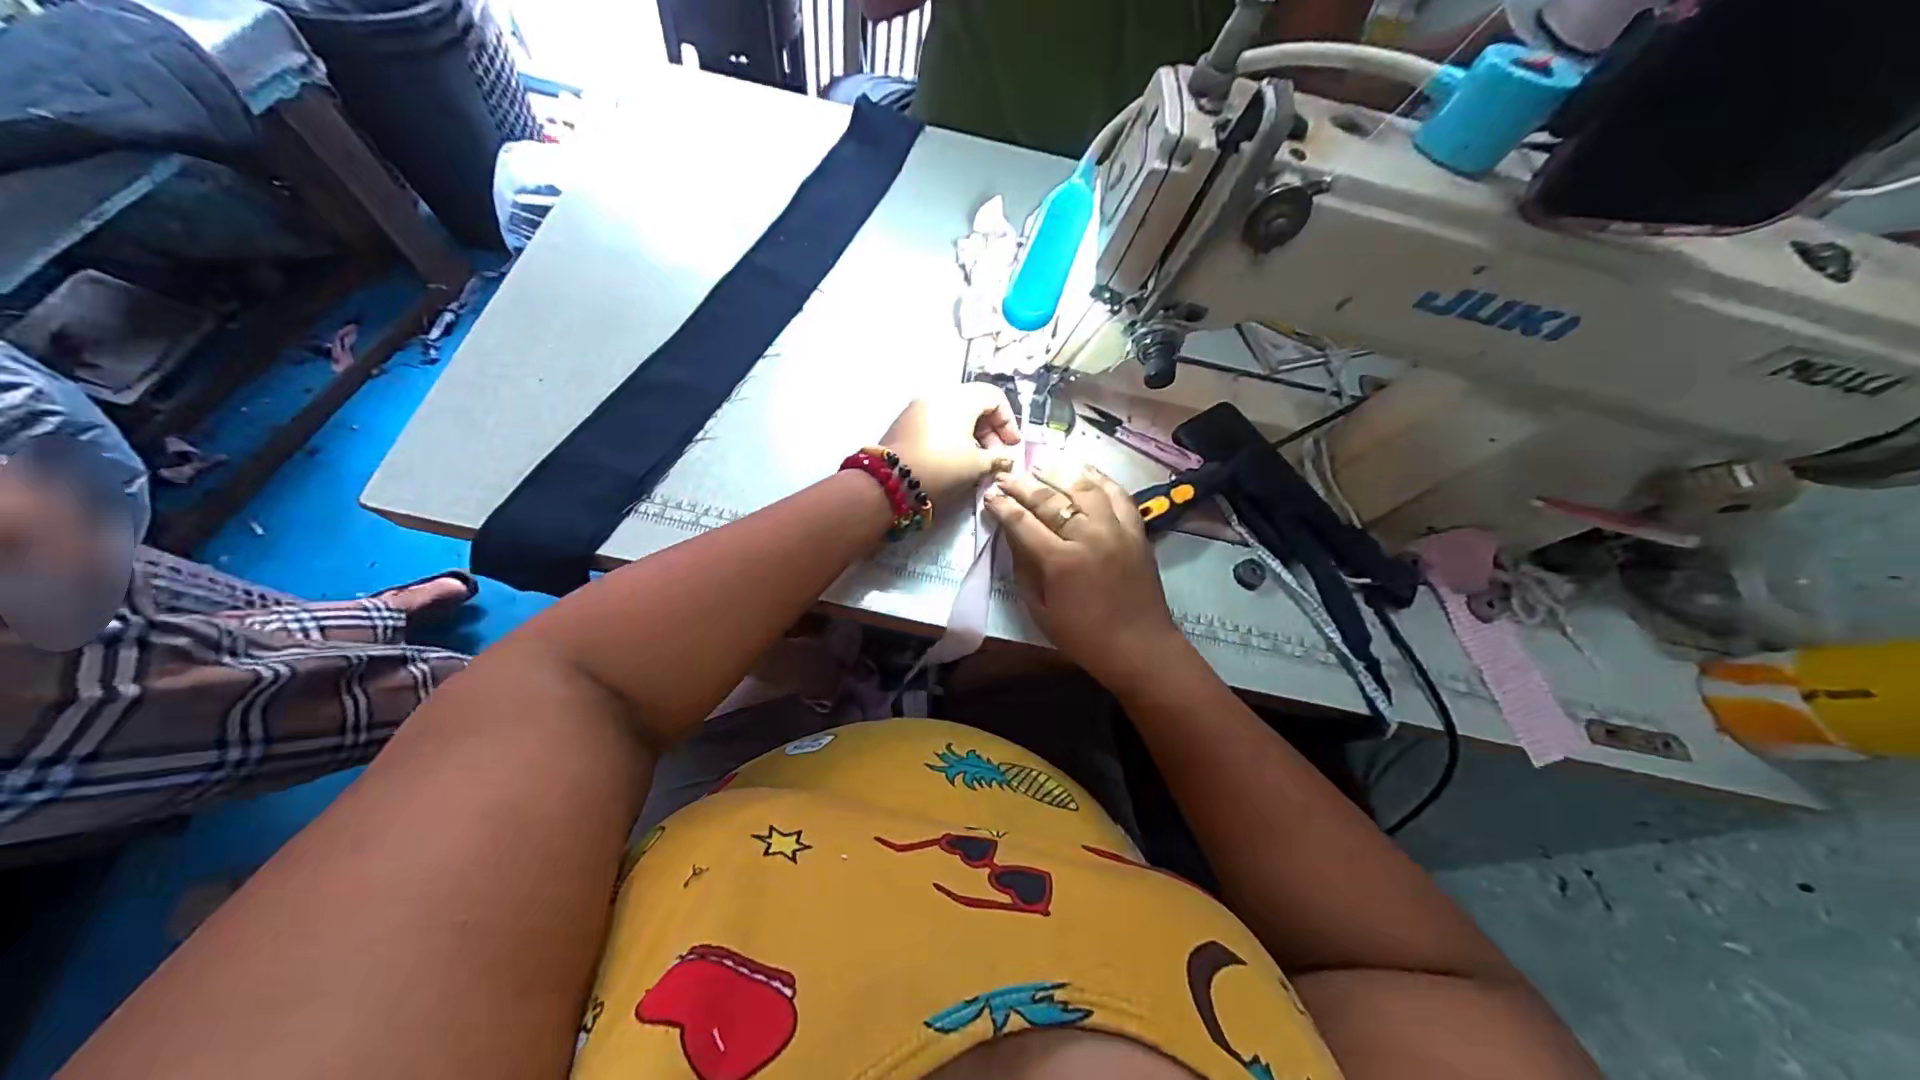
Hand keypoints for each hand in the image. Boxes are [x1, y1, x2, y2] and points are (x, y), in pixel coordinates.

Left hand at [878, 383, 1021, 512]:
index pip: (994, 397)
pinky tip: (954, 460)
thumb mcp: (976, 465)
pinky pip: (937, 422)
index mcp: (959, 398)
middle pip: (974, 404)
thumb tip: (1007, 460)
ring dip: (972, 435)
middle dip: (990, 431)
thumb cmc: (941, 467)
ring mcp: (919, 407)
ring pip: (955, 414)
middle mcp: (938, 395)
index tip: (1011, 446)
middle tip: (995, 457)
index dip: (1008, 421)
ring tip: (976, 462)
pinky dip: (952, 436)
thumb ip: (998, 459)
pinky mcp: (906, 423)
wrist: (890, 480)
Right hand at [984, 463, 1182, 688]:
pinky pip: (1118, 494)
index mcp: (1061, 561)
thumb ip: (1024, 569)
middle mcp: (1089, 536)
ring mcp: (1117, 529)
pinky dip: (1099, 479)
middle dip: (1023, 485)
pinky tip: (1084, 472)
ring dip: (1059, 472)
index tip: (989, 495)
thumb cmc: (1084, 637)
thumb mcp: (1040, 610)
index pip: (1023, 522)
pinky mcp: (1137, 530)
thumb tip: (1013, 536)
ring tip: (1040, 465)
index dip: (1002, 506)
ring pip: (1084, 487)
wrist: (1140, 647)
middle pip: (1050, 499)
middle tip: (1006, 476)